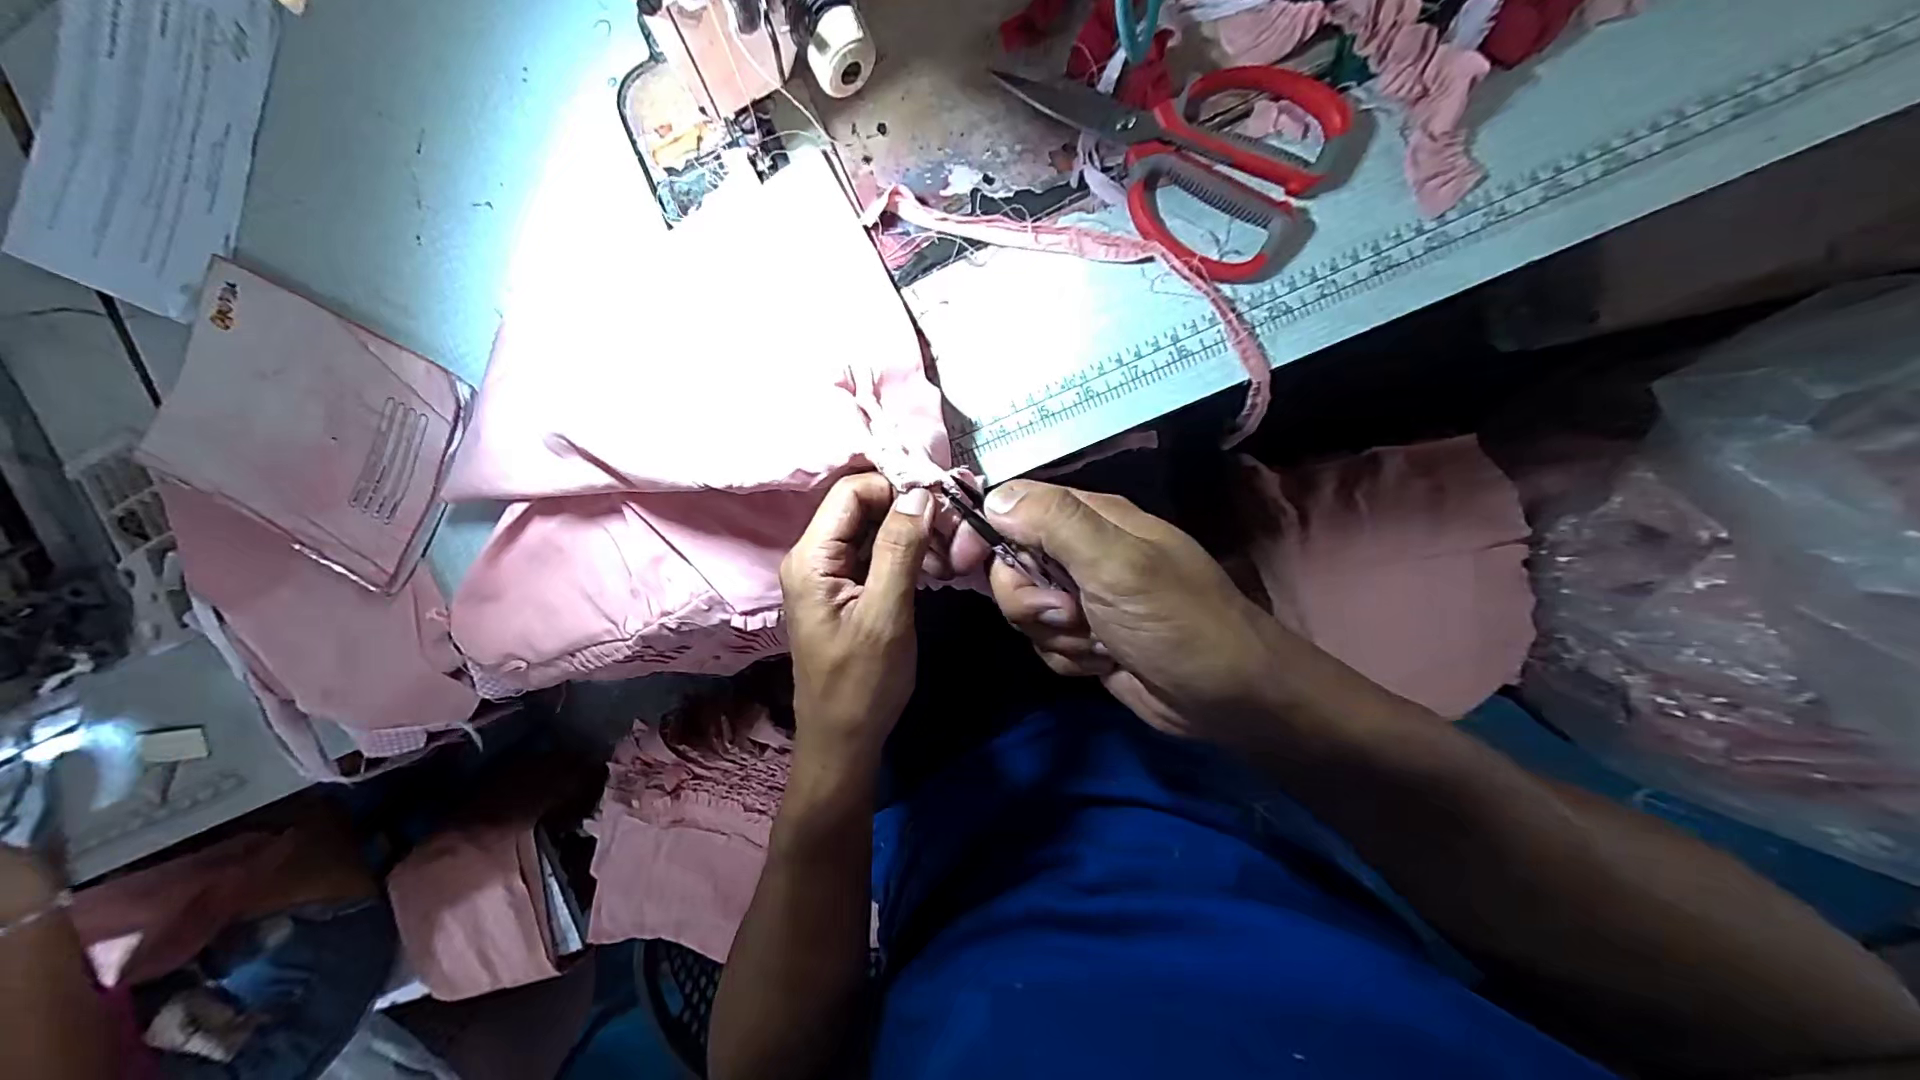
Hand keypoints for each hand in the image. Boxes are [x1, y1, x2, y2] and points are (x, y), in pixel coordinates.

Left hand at [780, 472, 935, 766]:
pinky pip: (877, 555)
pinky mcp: (845, 590)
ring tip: (949, 556)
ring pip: (874, 530)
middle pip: (863, 507)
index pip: (852, 491)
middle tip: (953, 533)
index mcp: (811, 558)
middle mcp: (813, 557)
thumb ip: (900, 550)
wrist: (843, 740)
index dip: (897, 488)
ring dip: (913, 534)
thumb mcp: (886, 615)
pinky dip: (907, 555)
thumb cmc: (862, 684)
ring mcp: (828, 573)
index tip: (943, 505)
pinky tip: (935, 569)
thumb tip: (920, 492)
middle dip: (910, 512)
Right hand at [952, 480, 1288, 740]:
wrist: (1227, 698)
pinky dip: (1068, 658)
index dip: (982, 531)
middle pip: (1010, 566)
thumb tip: (994, 497)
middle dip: (1029, 599)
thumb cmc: (1177, 620)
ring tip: (1101, 642)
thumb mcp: (1117, 563)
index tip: (961, 561)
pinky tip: (1104, 662)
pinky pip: (1044, 644)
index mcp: (1090, 519)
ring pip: (1024, 611)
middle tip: (1070, 613)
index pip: (1013, 506)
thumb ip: (1056, 523)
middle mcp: (1081, 553)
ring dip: (1054, 635)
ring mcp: (1082, 598)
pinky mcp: (1085, 639)